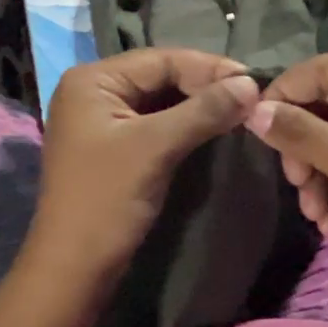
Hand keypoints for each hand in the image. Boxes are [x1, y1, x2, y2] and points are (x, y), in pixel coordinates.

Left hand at [28, 49, 259, 289]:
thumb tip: (250, 84)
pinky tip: (211, 126)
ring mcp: (97, 118)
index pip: (159, 59)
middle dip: (203, 84)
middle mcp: (90, 89)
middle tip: (252, 96)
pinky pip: (150, 121)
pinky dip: (181, 122)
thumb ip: (202, 111)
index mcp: (91, 79)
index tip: (255, 80)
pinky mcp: (108, 144)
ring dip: (196, 103)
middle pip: (157, 75)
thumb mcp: (156, 148)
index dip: (208, 67)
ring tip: (240, 109)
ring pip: (156, 98)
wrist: (73, 267)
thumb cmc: (107, 199)